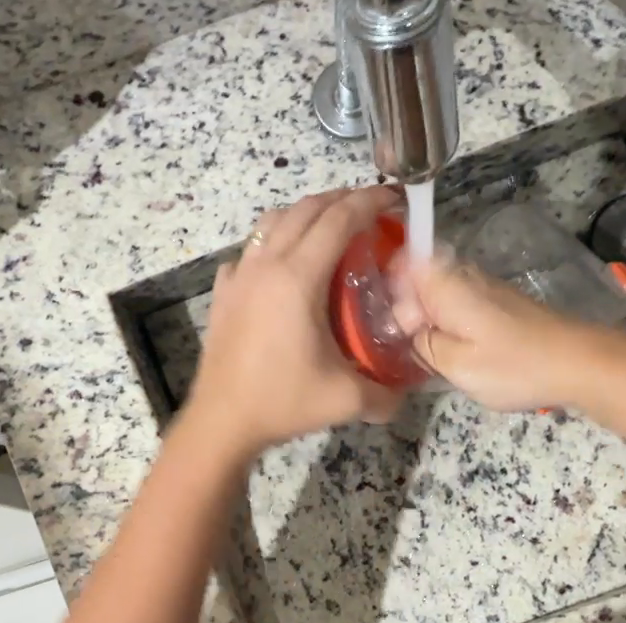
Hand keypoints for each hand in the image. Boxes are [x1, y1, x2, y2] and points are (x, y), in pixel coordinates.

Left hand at [182, 187, 405, 455]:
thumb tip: (403, 396)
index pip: (339, 219)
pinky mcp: (223, 293)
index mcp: (299, 278)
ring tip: (329, 229)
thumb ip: (384, 395)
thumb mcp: (345, 400)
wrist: (222, 421)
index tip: (395, 199)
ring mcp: (239, 276)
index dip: (370, 201)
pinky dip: (271, 244)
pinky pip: (249, 252)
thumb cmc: (282, 403)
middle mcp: (266, 264)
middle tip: (370, 210)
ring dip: (305, 214)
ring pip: (272, 222)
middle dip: (341, 200)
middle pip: (306, 209)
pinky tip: (281, 267)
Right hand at [392, 250, 595, 411]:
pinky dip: (451, 326)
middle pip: (420, 279)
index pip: (405, 261)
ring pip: (441, 295)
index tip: (393, 323)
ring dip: (430, 321)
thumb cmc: (513, 366)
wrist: (577, 363)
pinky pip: (461, 307)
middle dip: (408, 310)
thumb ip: (424, 346)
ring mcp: (485, 290)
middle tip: (411, 347)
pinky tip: (456, 353)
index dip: (391, 289)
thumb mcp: (456, 366)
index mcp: (447, 286)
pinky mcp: (500, 305)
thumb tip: (412, 333)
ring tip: (431, 355)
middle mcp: (465, 278)